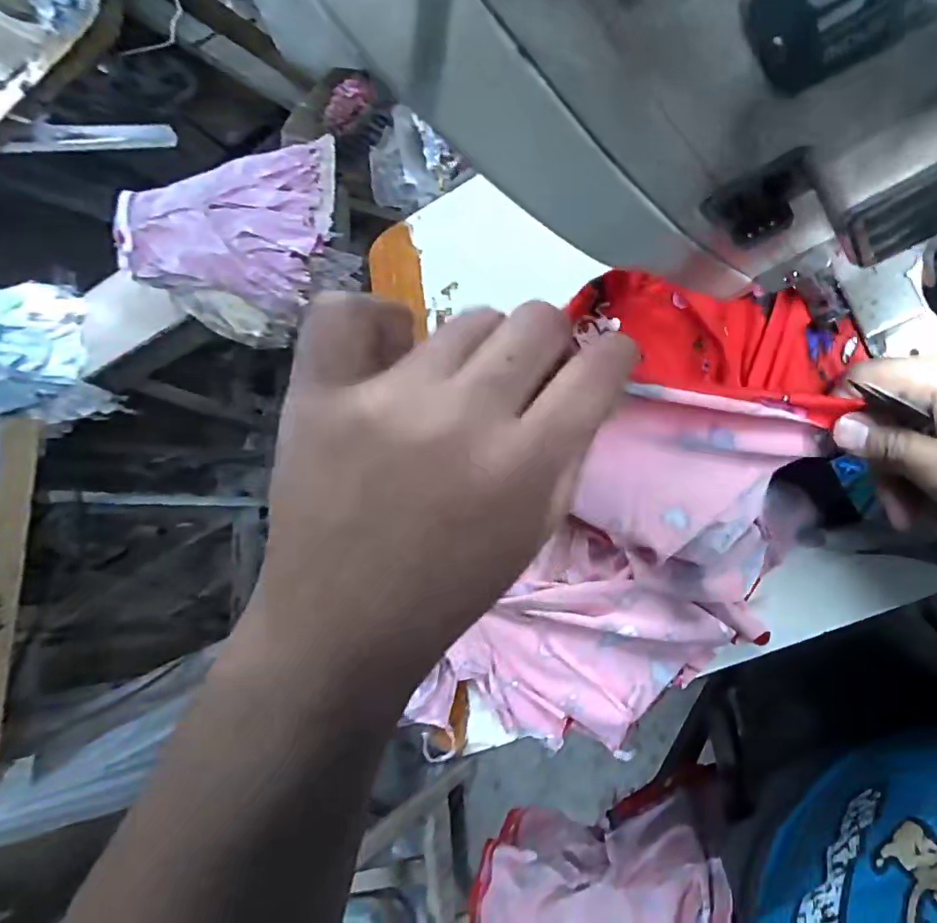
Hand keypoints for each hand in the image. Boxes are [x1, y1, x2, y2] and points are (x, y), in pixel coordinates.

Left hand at [244, 293, 637, 693]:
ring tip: (468, 383)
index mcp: (525, 461)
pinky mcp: (319, 396)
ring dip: (490, 346)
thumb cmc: (463, 579)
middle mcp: (463, 417)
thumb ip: (575, 442)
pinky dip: (384, 321)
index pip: (598, 367)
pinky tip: (398, 351)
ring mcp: (387, 399)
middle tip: (539, 374)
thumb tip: (588, 376)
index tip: (611, 357)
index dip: (617, 351)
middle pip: (539, 321)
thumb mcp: (545, 520)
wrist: (344, 623)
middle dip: (557, 342)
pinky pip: (350, 312)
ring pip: (472, 317)